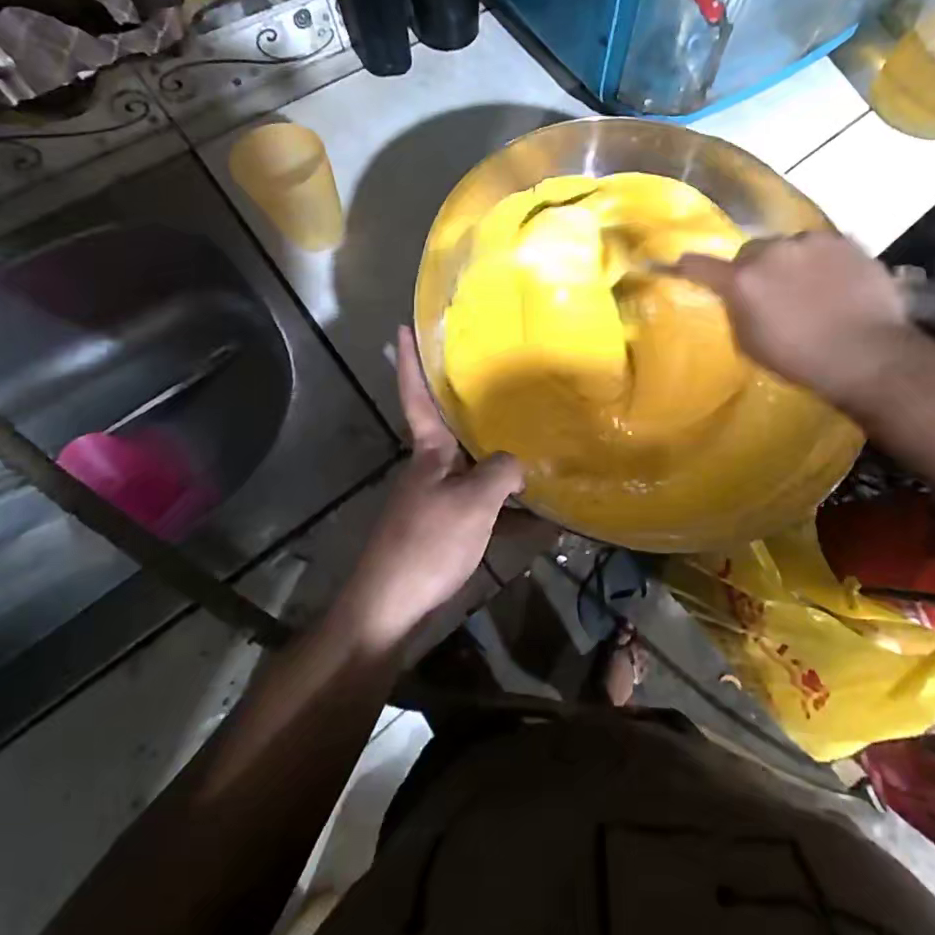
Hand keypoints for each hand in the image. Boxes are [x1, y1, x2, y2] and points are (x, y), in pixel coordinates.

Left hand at [333, 326, 525, 656]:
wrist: (391, 606)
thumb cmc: (427, 544)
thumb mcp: (473, 502)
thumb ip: (501, 473)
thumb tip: (518, 464)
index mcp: (429, 453)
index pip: (417, 397)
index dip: (411, 362)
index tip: (404, 327)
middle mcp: (431, 470)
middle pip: (454, 431)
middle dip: (476, 408)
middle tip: (506, 383)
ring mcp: (437, 501)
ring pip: (475, 472)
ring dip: (504, 467)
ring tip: (542, 450)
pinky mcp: (445, 532)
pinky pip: (484, 511)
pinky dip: (509, 514)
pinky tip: (543, 522)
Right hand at [674, 231, 916, 400]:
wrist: (867, 355)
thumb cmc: (800, 360)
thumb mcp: (751, 344)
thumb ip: (737, 312)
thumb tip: (736, 297)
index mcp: (743, 281)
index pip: (701, 266)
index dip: (688, 266)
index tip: (680, 264)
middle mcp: (772, 251)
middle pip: (752, 251)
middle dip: (755, 268)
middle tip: (769, 292)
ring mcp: (812, 242)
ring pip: (790, 246)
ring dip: (791, 263)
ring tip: (811, 290)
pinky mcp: (846, 241)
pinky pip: (824, 248)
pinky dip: (824, 263)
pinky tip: (836, 286)